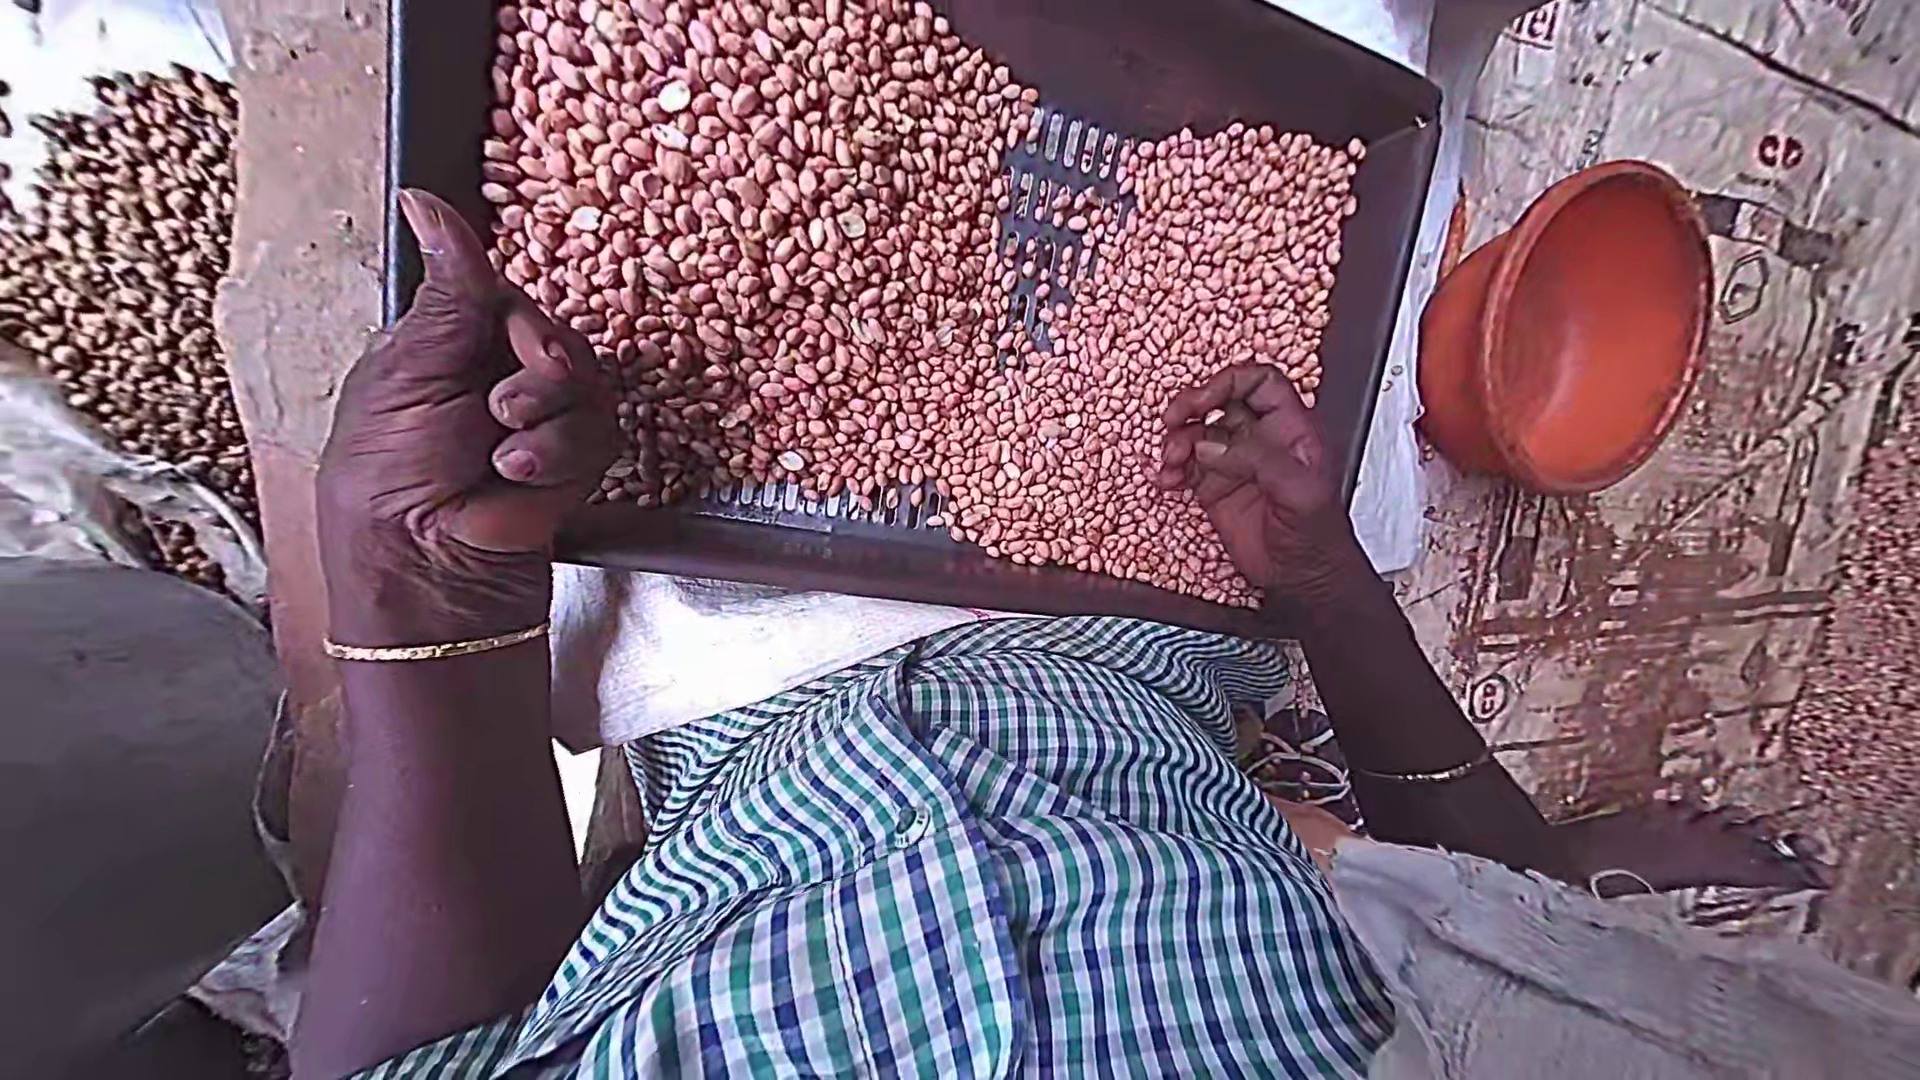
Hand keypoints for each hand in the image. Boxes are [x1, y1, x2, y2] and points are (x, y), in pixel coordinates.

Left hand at [317, 189, 619, 645]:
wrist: (435, 559)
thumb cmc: (395, 472)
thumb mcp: (411, 374)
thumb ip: (448, 300)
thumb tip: (427, 204)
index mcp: (453, 344)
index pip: (510, 300)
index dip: (520, 317)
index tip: (514, 339)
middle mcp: (506, 374)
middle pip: (559, 339)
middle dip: (542, 371)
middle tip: (508, 407)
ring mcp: (549, 416)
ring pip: (588, 385)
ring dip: (552, 421)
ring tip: (508, 455)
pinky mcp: (582, 455)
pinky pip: (602, 429)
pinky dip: (567, 452)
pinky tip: (528, 473)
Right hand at [1154, 363, 1369, 612]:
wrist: (1301, 578)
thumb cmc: (1316, 536)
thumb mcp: (1299, 491)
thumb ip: (1258, 460)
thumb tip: (1210, 445)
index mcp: (1289, 429)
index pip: (1258, 383)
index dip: (1227, 382)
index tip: (1201, 401)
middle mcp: (1258, 440)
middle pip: (1218, 403)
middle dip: (1190, 407)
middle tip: (1172, 422)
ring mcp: (1233, 463)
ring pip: (1196, 434)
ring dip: (1175, 443)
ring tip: (1170, 464)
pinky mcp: (1213, 487)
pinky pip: (1184, 466)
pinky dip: (1169, 470)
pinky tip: (1166, 480)